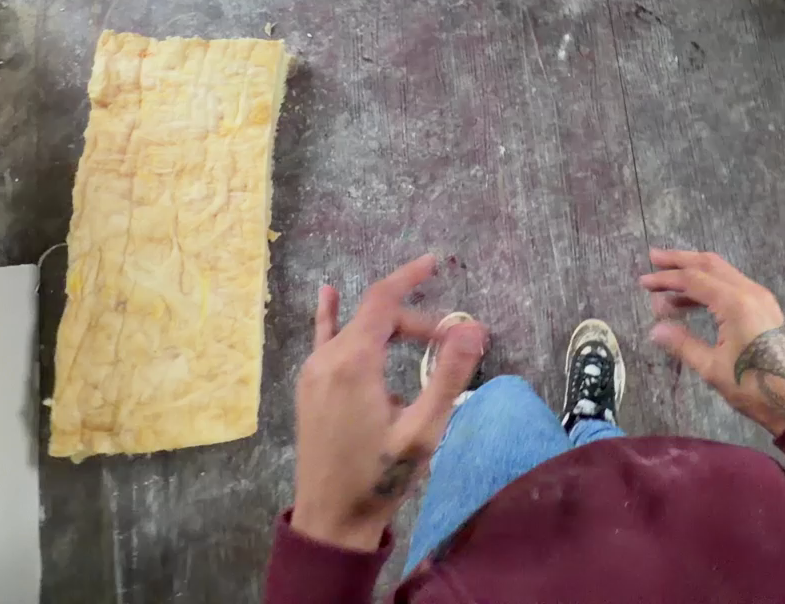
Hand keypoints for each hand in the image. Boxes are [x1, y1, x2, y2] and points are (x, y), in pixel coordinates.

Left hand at [289, 255, 485, 551]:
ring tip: (422, 333)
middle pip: (376, 316)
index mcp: (354, 362)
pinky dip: (330, 314)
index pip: (384, 300)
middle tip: (451, 344)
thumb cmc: (381, 476)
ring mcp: (314, 372)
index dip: (410, 277)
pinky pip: (323, 338)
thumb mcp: (423, 429)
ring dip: (390, 325)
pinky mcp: (309, 387)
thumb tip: (474, 329)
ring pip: (356, 327)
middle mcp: (328, 358)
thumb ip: (449, 375)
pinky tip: (328, 294)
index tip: (435, 263)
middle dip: (415, 322)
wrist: (331, 521)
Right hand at [638, 248, 784, 436]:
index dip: (666, 278)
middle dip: (680, 260)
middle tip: (654, 258)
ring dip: (694, 271)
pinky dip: (709, 285)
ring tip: (667, 281)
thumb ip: (683, 343)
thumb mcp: (713, 368)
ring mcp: (760, 297)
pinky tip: (691, 300)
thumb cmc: (753, 387)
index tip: (644, 281)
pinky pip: (732, 284)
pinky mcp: (764, 307)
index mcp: (735, 303)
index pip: (694, 279)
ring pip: (722, 271)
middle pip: (709, 264)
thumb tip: (655, 329)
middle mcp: (749, 291)